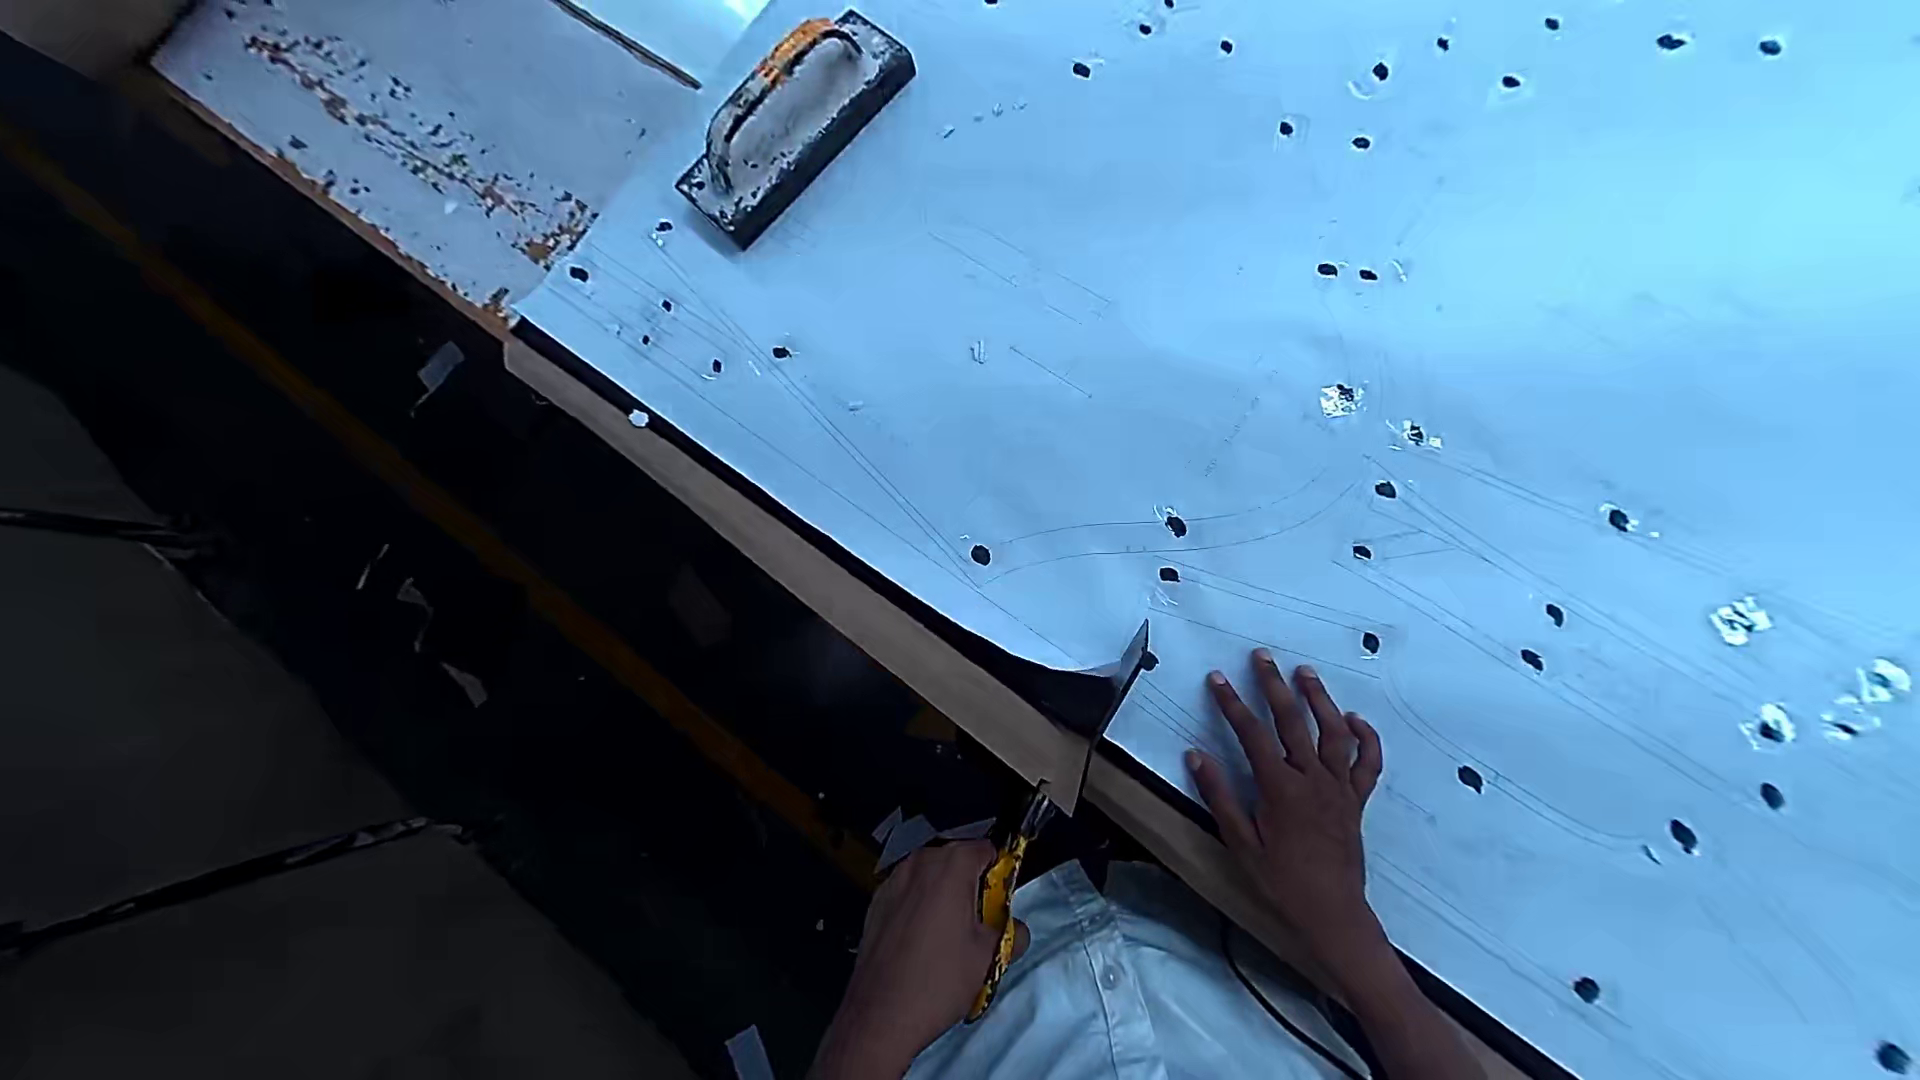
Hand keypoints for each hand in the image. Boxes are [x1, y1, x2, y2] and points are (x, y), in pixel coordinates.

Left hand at [811, 841, 1028, 1079]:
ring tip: (945, 935)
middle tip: (975, 924)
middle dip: (970, 884)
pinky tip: (918, 941)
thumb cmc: (940, 978)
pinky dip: (918, 904)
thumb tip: (1018, 930)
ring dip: (943, 893)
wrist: (880, 1013)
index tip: (999, 902)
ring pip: (930, 875)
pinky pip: (908, 891)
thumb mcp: (989, 957)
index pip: (987, 849)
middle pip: (957, 860)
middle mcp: (922, 859)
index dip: (999, 873)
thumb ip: (1014, 934)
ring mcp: (895, 877)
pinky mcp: (877, 898)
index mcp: (953, 864)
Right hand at [1187, 649, 1390, 989]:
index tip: (1217, 679)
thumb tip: (1196, 755)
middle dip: (1274, 686)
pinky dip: (1365, 738)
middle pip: (1293, 722)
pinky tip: (1356, 718)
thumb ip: (1218, 795)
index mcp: (1280, 788)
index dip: (1232, 703)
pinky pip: (1368, 764)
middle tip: (1262, 657)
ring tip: (1306, 673)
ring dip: (1319, 699)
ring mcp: (1339, 788)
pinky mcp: (1357, 801)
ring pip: (1333, 733)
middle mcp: (1313, 780)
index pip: (1252, 734)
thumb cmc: (1281, 881)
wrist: (1333, 915)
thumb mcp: (1240, 842)